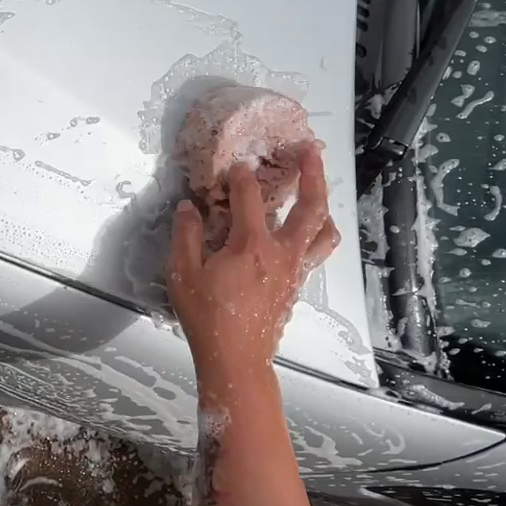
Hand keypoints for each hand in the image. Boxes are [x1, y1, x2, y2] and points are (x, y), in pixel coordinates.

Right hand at [169, 145, 338, 387]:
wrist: (236, 357)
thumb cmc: (206, 315)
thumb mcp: (182, 273)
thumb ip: (186, 235)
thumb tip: (189, 207)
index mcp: (251, 246)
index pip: (249, 198)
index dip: (241, 177)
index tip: (236, 163)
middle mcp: (281, 253)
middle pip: (309, 206)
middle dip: (312, 173)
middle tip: (310, 148)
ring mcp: (294, 269)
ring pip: (323, 230)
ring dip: (322, 204)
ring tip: (316, 189)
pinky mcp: (296, 284)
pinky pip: (316, 250)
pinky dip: (316, 231)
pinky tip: (305, 229)